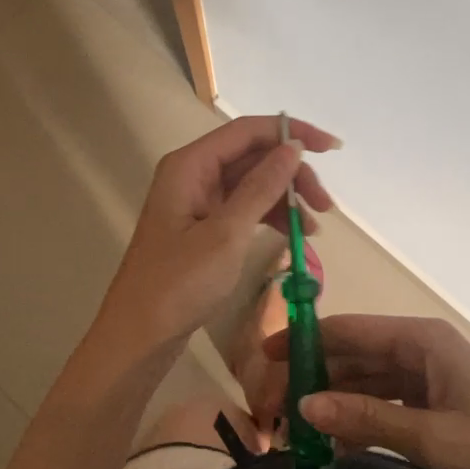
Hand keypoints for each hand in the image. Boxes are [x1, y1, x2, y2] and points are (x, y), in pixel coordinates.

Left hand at [94, 116, 339, 351]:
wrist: (139, 337)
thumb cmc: (178, 284)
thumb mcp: (227, 234)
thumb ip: (261, 187)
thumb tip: (292, 148)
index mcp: (190, 165)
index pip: (247, 131)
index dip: (290, 132)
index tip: (330, 149)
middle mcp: (193, 174)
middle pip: (252, 156)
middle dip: (292, 173)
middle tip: (325, 205)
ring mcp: (197, 201)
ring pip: (252, 182)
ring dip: (286, 197)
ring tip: (315, 226)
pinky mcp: (203, 227)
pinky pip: (244, 207)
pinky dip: (270, 215)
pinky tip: (295, 232)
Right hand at [262, 314, 469, 468]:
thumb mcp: (431, 440)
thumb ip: (366, 420)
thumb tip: (304, 404)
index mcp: (423, 340)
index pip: (350, 330)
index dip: (304, 340)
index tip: (263, 358)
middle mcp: (422, 352)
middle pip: (354, 357)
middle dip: (314, 379)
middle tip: (273, 409)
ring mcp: (429, 383)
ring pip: (365, 386)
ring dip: (332, 407)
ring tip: (295, 434)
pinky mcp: (435, 413)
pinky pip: (383, 410)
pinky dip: (357, 426)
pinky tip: (333, 449)